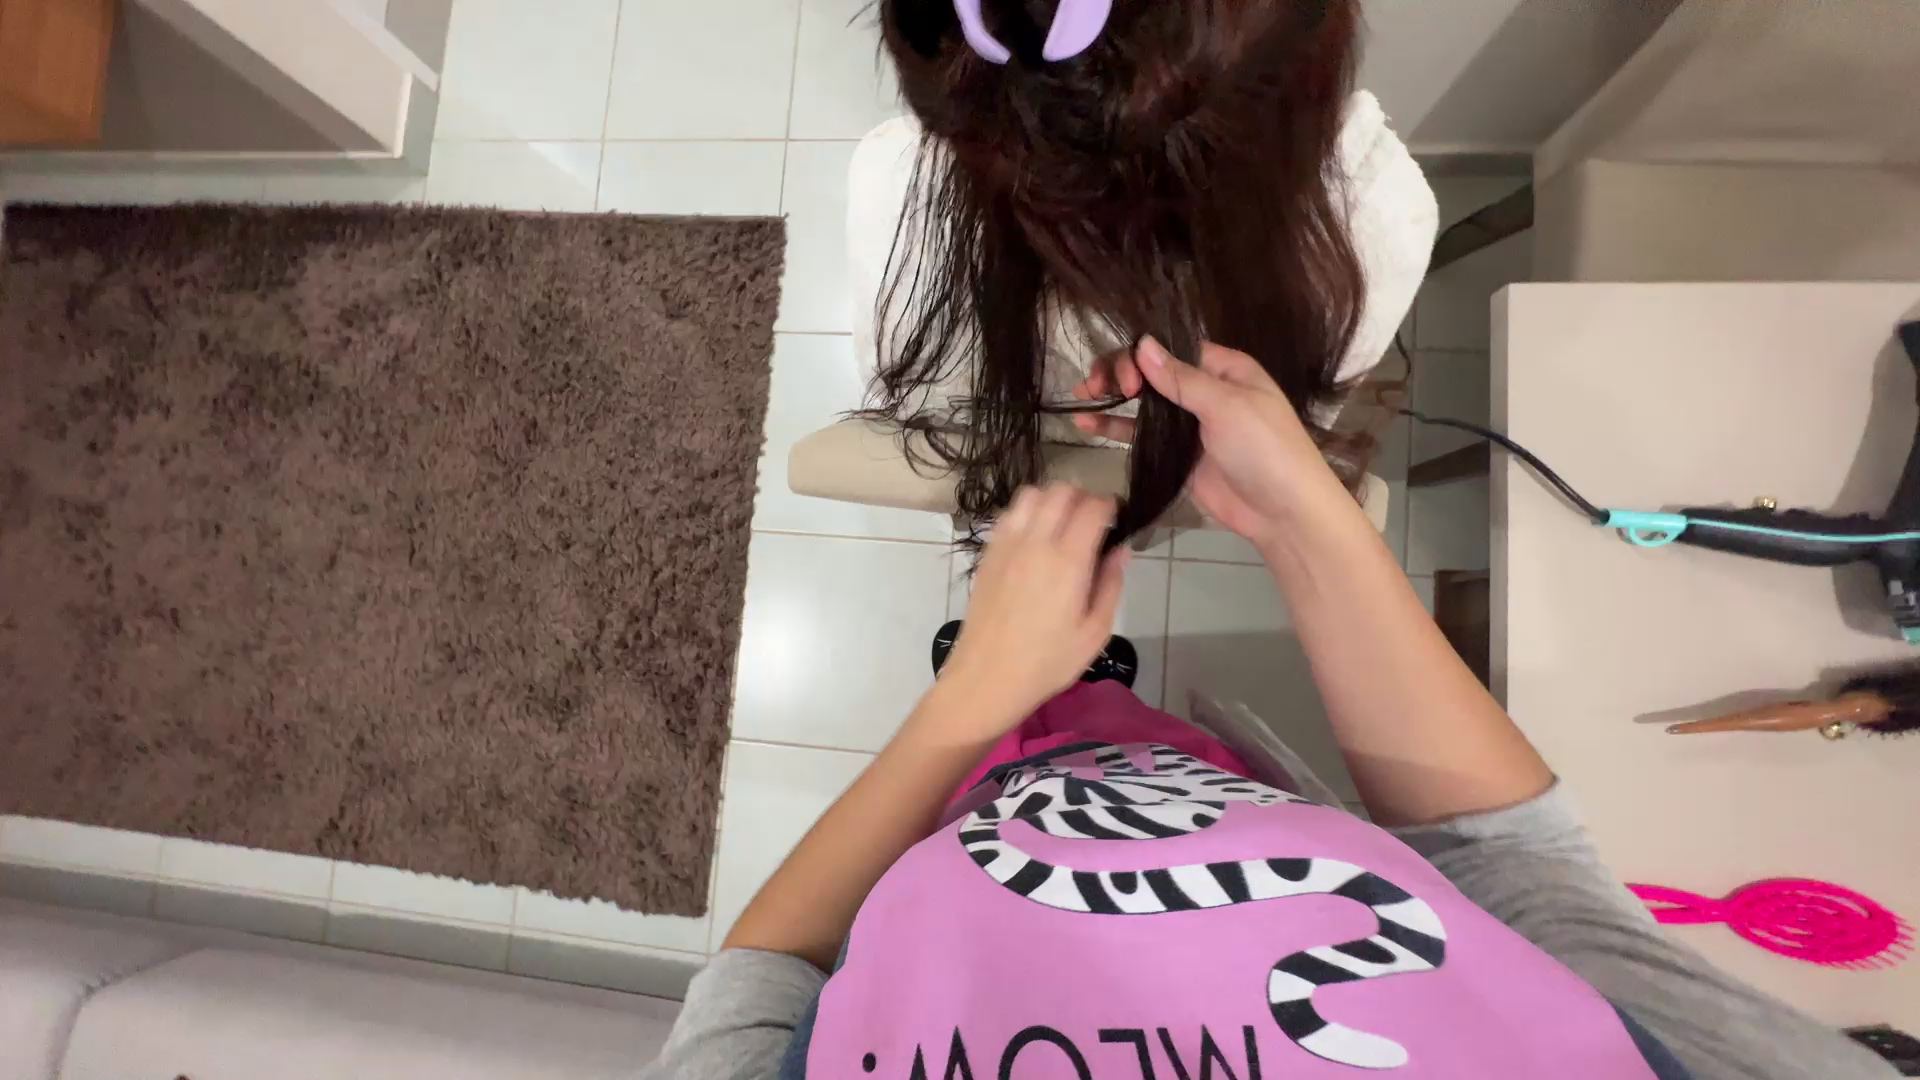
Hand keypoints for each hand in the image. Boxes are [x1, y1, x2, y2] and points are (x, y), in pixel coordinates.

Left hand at [936, 484, 1129, 732]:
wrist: (987, 677)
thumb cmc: (1047, 662)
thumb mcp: (1095, 633)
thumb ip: (1111, 585)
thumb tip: (1120, 551)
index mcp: (1068, 562)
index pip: (1093, 507)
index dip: (1109, 506)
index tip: (1115, 520)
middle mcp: (1035, 543)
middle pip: (1061, 491)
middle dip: (1082, 497)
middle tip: (1091, 522)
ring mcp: (1006, 545)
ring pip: (1031, 495)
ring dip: (1051, 500)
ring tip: (1061, 525)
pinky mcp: (987, 554)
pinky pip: (1008, 515)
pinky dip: (1026, 513)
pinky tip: (1034, 538)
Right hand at [1072, 337, 1350, 553]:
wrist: (1282, 511)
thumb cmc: (1265, 449)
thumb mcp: (1227, 406)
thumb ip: (1181, 379)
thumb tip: (1142, 345)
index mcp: (1223, 369)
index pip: (1170, 349)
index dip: (1140, 356)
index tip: (1127, 381)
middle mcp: (1203, 390)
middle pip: (1151, 371)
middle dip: (1119, 372)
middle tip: (1095, 387)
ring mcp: (1187, 424)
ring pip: (1141, 401)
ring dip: (1111, 396)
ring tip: (1081, 396)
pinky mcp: (1175, 454)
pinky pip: (1139, 434)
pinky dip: (1114, 426)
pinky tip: (1086, 422)